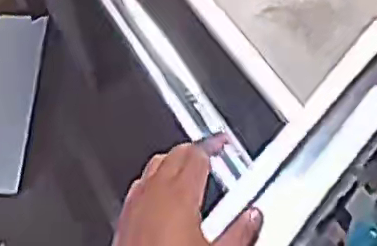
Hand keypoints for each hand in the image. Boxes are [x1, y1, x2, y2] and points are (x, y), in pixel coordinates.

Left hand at [114, 140, 261, 245]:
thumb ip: (239, 233)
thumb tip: (253, 217)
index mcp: (180, 193)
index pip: (199, 153)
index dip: (214, 145)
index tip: (223, 144)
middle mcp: (154, 191)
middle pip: (176, 153)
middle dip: (194, 151)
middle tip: (210, 156)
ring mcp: (135, 205)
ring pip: (155, 166)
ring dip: (172, 163)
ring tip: (187, 173)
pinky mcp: (124, 221)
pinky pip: (139, 187)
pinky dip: (152, 183)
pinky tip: (160, 200)